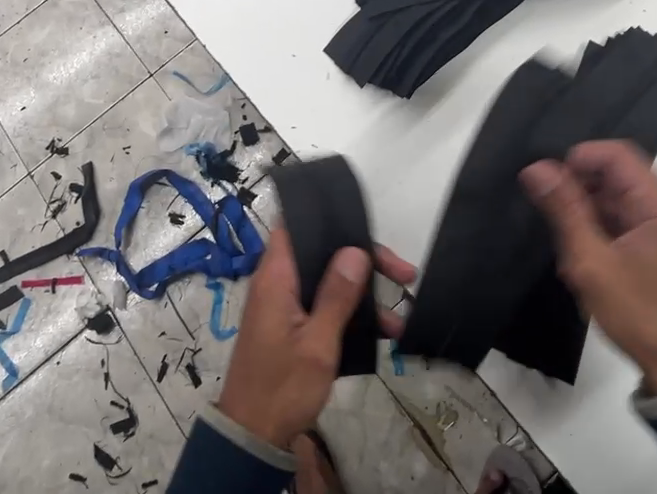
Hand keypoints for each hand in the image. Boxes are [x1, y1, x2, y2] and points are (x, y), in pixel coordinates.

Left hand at [216, 228, 417, 447]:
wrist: (253, 436)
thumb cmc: (282, 386)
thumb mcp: (317, 344)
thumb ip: (336, 296)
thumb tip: (355, 251)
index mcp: (276, 277)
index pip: (296, 226)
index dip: (327, 219)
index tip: (364, 228)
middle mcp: (277, 283)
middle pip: (321, 254)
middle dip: (362, 262)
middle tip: (403, 275)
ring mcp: (283, 305)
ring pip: (327, 283)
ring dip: (362, 295)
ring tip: (400, 317)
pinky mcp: (290, 327)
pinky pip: (323, 306)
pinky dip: (350, 314)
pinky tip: (381, 333)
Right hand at [520, 140, 656, 394]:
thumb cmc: (642, 317)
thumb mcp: (592, 263)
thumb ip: (564, 210)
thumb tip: (536, 168)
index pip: (617, 155)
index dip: (577, 159)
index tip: (548, 184)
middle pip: (622, 176)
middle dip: (582, 190)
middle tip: (555, 219)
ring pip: (626, 199)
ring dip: (593, 212)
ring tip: (572, 245)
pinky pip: (636, 220)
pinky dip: (609, 228)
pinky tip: (591, 256)